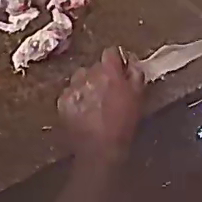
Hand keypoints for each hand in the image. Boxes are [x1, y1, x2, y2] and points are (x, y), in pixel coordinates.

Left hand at [58, 47, 143, 163]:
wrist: (101, 150)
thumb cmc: (124, 123)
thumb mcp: (138, 96)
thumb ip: (135, 73)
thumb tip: (130, 60)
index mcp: (109, 71)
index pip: (110, 51)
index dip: (115, 60)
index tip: (119, 70)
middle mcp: (88, 74)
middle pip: (94, 66)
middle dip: (101, 74)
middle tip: (108, 91)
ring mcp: (73, 87)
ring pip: (80, 77)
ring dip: (86, 84)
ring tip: (93, 101)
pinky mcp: (62, 101)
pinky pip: (70, 92)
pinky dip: (76, 98)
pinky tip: (83, 111)